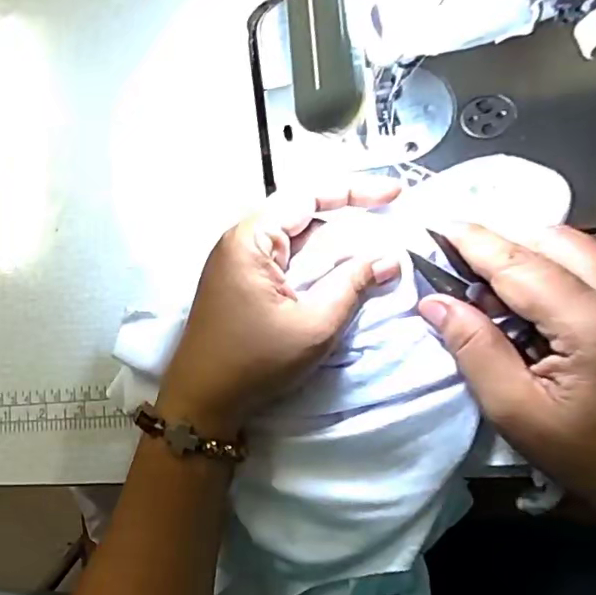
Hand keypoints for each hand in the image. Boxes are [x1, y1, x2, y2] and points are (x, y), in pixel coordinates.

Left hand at [157, 178, 404, 432]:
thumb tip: (390, 259)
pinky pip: (287, 261)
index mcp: (251, 239)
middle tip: (390, 218)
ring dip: (334, 244)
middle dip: (347, 216)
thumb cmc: (254, 363)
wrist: (201, 403)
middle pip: (302, 214)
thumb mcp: (314, 325)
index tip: (394, 193)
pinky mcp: (243, 283)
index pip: (307, 196)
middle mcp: (242, 241)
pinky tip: (342, 271)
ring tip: (375, 246)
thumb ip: (354, 286)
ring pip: (297, 240)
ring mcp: (240, 263)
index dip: (354, 191)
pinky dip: (316, 263)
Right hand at [418, 223, 595, 553]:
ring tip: (501, 288)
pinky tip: (549, 309)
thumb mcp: (523, 419)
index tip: (440, 227)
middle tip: (465, 262)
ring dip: (538, 256)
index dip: (475, 242)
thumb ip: (476, 351)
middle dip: (507, 241)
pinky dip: (569, 274)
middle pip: (559, 240)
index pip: (521, 264)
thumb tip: (438, 303)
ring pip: (587, 251)